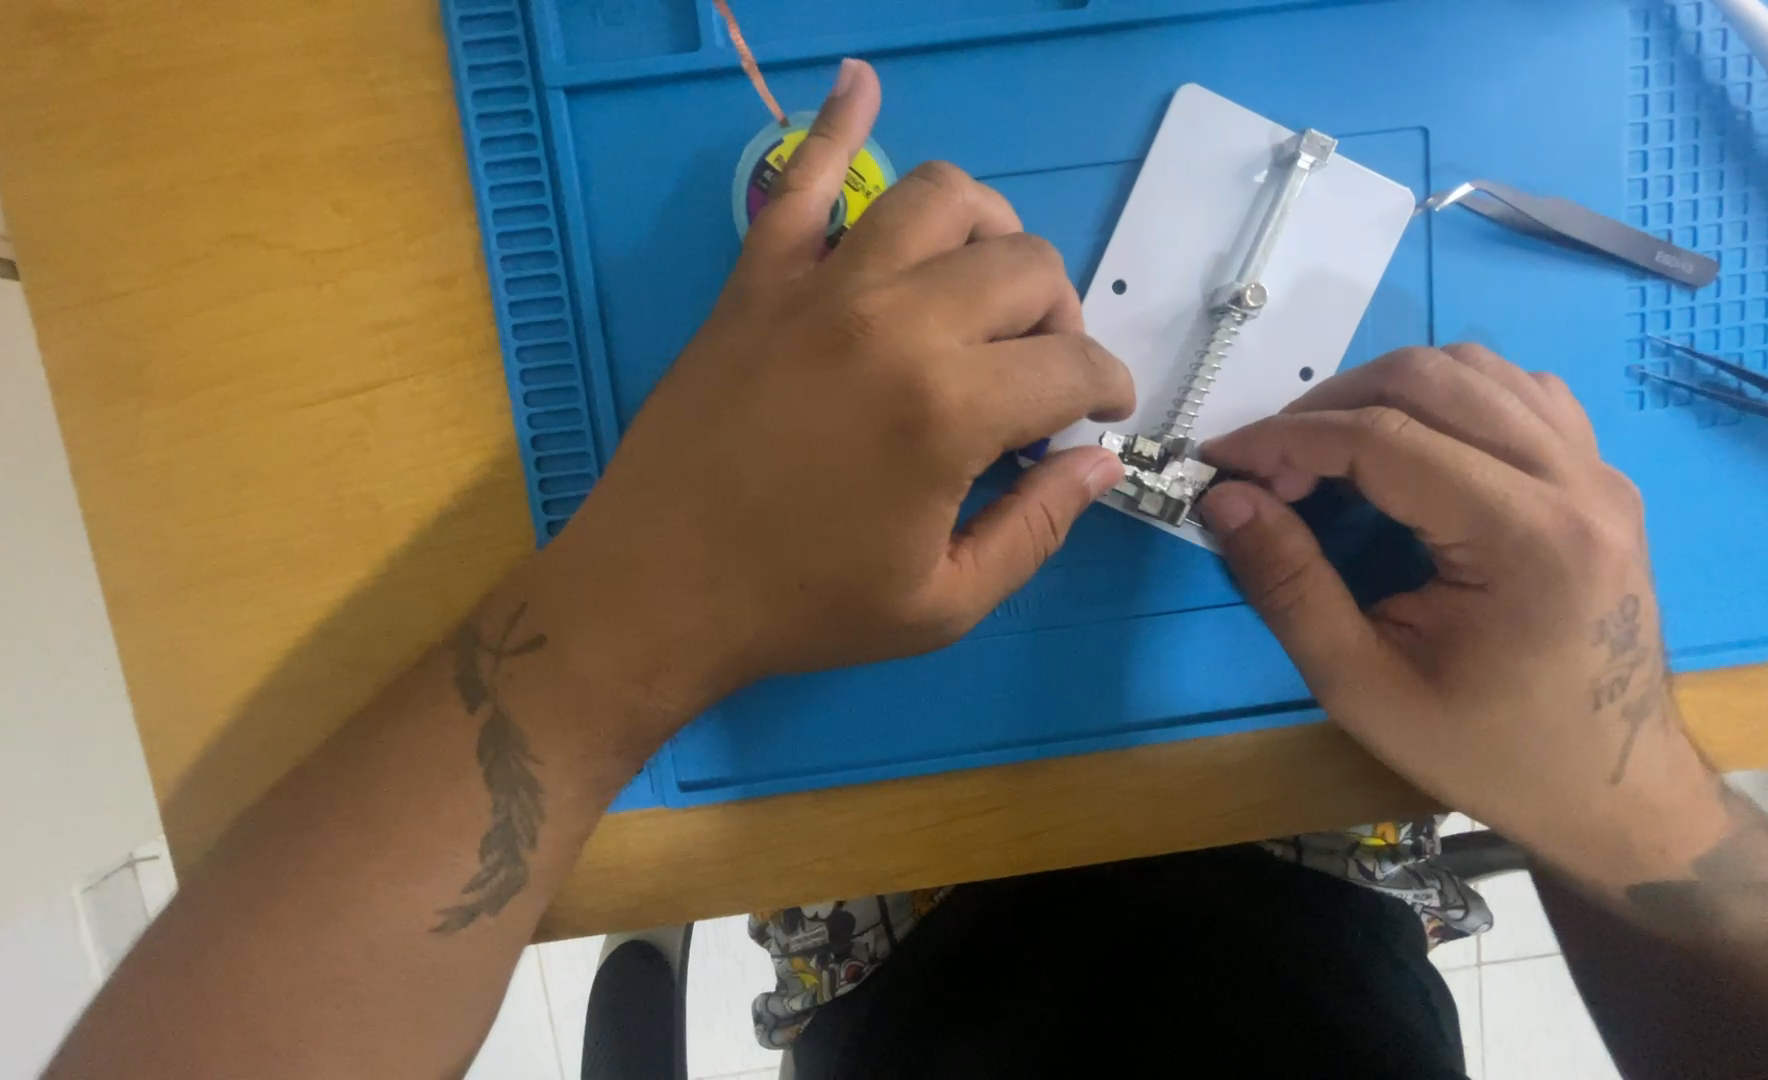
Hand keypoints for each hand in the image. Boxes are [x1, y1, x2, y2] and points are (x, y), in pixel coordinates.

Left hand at [527, 59, 1132, 735]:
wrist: (663, 587)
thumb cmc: (804, 607)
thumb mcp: (943, 604)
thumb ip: (1036, 528)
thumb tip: (1096, 463)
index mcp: (950, 410)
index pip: (1070, 364)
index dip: (1105, 387)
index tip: (1101, 411)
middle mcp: (896, 322)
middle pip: (1024, 267)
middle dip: (1060, 316)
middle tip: (1042, 368)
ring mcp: (819, 288)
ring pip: (941, 198)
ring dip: (990, 230)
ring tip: (986, 280)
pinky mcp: (756, 282)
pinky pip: (800, 176)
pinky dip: (838, 123)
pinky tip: (863, 83)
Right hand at [1196, 345, 1729, 891]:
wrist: (1607, 790)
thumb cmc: (1478, 747)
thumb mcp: (1355, 682)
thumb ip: (1285, 583)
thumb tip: (1224, 497)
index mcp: (1526, 539)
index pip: (1383, 439)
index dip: (1282, 439)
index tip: (1217, 462)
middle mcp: (1578, 484)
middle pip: (1430, 379)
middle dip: (1323, 408)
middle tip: (1269, 470)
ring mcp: (1599, 473)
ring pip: (1474, 368)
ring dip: (1376, 393)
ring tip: (1322, 455)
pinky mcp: (1597, 479)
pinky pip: (1513, 392)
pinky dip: (1438, 398)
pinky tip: (1400, 449)